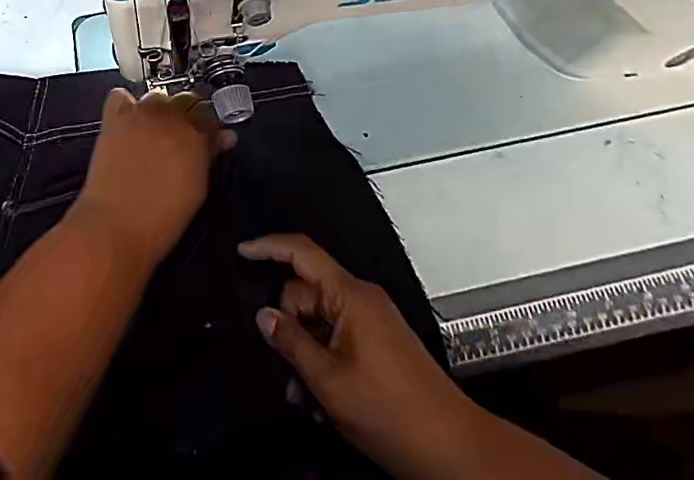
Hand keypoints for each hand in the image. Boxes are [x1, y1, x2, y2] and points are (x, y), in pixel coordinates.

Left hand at [70, 88, 234, 262]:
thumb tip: (222, 140)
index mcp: (196, 136)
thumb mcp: (197, 191)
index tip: (209, 138)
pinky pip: (120, 96)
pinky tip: (129, 119)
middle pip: (186, 101)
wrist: (115, 226)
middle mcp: (170, 119)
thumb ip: (209, 158)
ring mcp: (141, 116)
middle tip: (182, 137)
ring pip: (157, 97)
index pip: (210, 118)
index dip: (210, 129)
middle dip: (189, 115)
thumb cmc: (161, 220)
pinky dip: (126, 103)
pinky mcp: (114, 120)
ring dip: (160, 109)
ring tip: (156, 131)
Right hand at [241, 234, 487, 479]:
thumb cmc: (400, 415)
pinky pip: (335, 335)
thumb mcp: (329, 381)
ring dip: (304, 353)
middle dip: (288, 327)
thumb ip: (291, 343)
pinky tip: (321, 396)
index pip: (302, 252)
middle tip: (284, 368)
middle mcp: (362, 299)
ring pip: (318, 319)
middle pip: (305, 292)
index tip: (244, 250)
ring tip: (307, 395)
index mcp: (351, 296)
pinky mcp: (377, 339)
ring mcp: (371, 319)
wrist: (450, 447)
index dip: (269, 246)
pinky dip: (322, 359)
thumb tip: (265, 318)